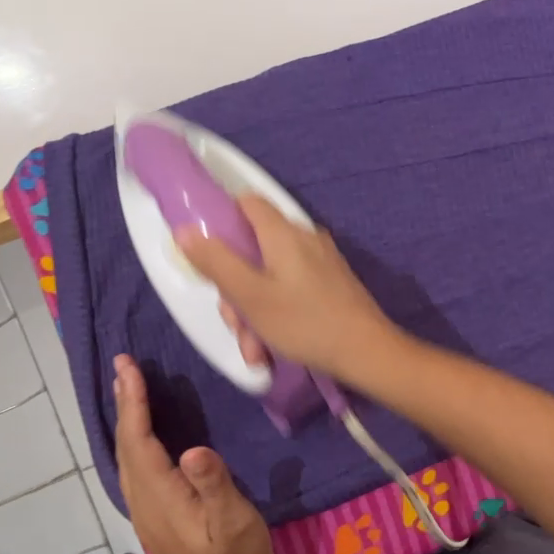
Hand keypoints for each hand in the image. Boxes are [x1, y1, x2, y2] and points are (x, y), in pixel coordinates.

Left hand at [112, 354, 271, 553]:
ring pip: (128, 456)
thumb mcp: (234, 523)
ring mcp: (147, 510)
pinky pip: (137, 466)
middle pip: (126, 444)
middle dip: (125, 403)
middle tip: (124, 366)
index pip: (139, 440)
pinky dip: (136, 438)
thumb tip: (192, 449)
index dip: (133, 403)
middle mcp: (145, 500)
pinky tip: (147, 433)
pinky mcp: (157, 515)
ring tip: (130, 389)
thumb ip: (214, 485)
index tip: (128, 367)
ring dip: (128, 419)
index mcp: (161, 496)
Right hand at [175, 195, 405, 380]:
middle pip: (253, 249)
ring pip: (269, 277)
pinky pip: (291, 291)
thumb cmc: (304, 321)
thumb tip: (186, 229)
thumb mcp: (250, 296)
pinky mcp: (331, 283)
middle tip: (236, 324)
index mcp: (284, 233)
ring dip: (254, 314)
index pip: (247, 203)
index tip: (207, 254)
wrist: (367, 350)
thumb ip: (216, 262)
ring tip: (256, 350)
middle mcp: (305, 239)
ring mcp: (321, 262)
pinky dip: (276, 316)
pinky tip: (271, 350)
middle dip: (236, 290)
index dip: (221, 220)